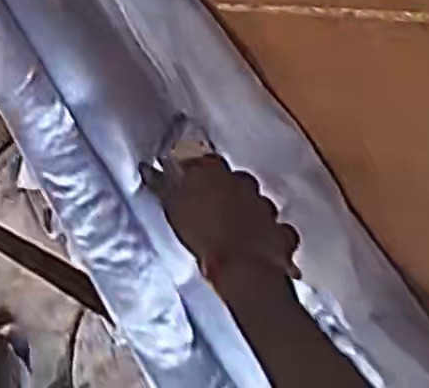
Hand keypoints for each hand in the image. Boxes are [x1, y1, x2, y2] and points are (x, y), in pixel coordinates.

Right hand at [147, 154, 299, 281]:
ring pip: (257, 199)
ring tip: (235, 219)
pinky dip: (271, 230)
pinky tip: (263, 237)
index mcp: (211, 171)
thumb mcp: (171, 205)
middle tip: (211, 198)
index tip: (187, 174)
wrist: (243, 270)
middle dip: (225, 184)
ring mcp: (265, 207)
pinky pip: (278, 227)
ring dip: (248, 205)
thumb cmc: (201, 232)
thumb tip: (146, 167)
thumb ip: (160, 184)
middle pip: (233, 176)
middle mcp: (241, 183)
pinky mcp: (283, 233)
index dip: (195, 164)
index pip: (202, 156)